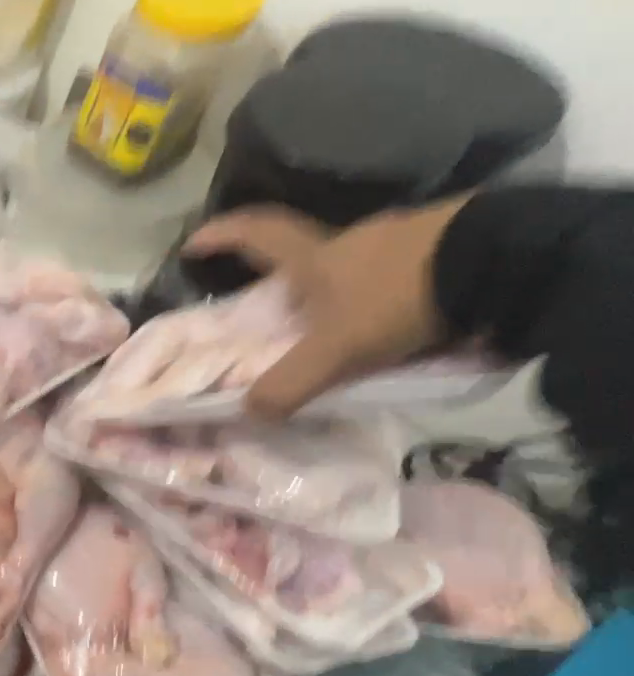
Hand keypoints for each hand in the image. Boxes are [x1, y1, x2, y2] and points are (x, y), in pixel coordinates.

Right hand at [184, 195, 472, 419]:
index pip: (256, 234)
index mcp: (315, 256)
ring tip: (352, 328)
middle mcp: (355, 238)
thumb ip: (287, 384)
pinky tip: (404, 319)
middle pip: (309, 255)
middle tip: (285, 317)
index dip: (222, 236)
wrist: (510, 261)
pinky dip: (396, 292)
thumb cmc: (401, 297)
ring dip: (348, 291)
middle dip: (292, 282)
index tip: (194, 243)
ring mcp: (409, 234)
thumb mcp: (336, 352)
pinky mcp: (456, 241)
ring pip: (362, 264)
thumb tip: (247, 411)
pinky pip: (408, 268)